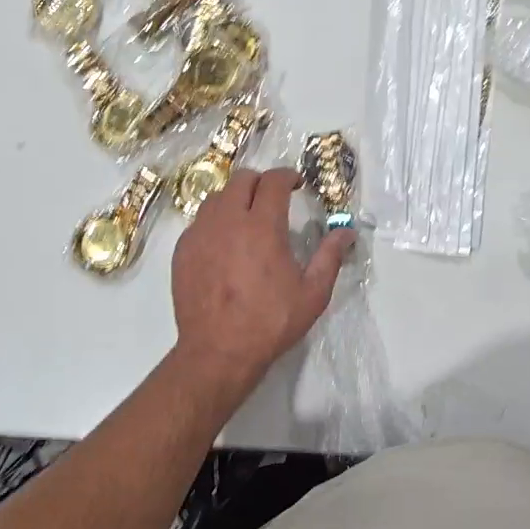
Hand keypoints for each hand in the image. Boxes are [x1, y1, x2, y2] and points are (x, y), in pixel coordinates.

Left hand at [170, 169, 353, 384]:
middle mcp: (228, 221)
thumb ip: (330, 256)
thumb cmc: (271, 322)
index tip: (296, 184)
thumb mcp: (313, 292)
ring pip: (216, 198)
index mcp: (262, 226)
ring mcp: (200, 234)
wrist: (218, 352)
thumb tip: (347, 232)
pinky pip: (199, 222)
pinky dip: (215, 221)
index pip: (273, 181)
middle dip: (260, 182)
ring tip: (248, 218)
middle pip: (241, 180)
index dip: (287, 176)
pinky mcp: (182, 251)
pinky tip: (226, 244)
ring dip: (235, 199)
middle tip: (273, 198)